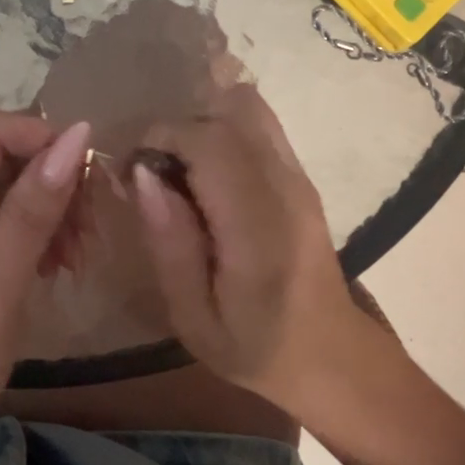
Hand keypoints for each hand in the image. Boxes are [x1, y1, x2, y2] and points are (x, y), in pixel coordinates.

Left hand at [0, 113, 92, 453]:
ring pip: (11, 178)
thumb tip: (74, 138)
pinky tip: (58, 263)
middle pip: (3, 152)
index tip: (95, 178)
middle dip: (53, 180)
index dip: (46, 140)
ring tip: (77, 257)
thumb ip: (30, 213)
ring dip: (52, 207)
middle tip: (91, 230)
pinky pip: (6, 208)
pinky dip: (38, 228)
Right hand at [130, 86, 361, 405]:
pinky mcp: (300, 175)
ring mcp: (299, 176)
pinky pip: (256, 124)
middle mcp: (286, 188)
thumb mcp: (194, 318)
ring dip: (201, 123)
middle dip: (178, 128)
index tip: (132, 171)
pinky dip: (220, 129)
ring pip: (246, 106)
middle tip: (153, 171)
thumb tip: (142, 175)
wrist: (332, 357)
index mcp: (259, 227)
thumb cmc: (256, 347)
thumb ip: (169, 245)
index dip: (161, 138)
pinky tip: (204, 173)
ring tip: (179, 169)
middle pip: (228, 111)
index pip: (209, 142)